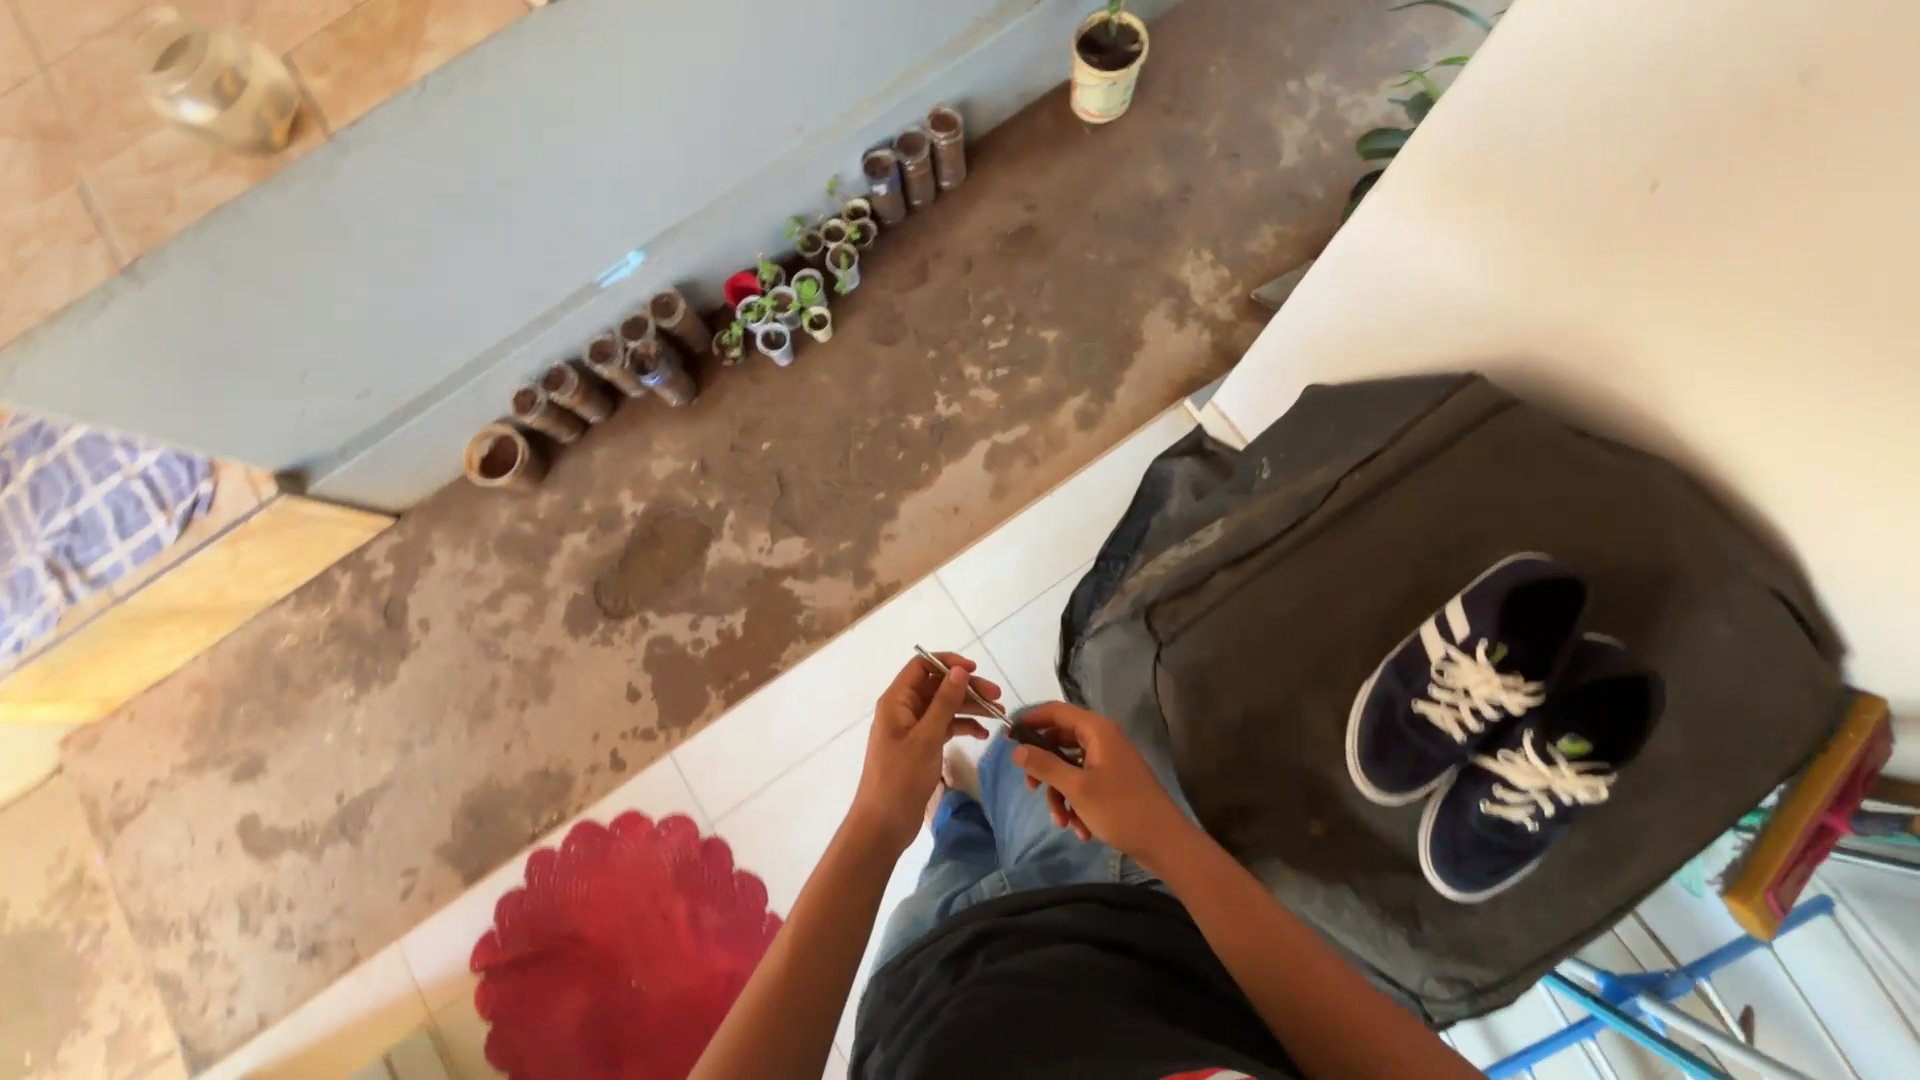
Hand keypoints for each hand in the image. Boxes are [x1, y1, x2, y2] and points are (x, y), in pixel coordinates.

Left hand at [847, 652, 998, 853]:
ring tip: (999, 714)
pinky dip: (964, 726)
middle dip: (967, 688)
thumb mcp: (926, 738)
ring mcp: (913, 729)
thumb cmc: (900, 779)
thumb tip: (960, 670)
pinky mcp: (922, 747)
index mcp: (897, 700)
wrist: (883, 824)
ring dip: (970, 707)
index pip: (922, 666)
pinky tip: (983, 733)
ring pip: (945, 707)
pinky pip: (945, 727)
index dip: (947, 662)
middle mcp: (904, 709)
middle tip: (997, 695)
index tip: (974, 670)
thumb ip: (944, 702)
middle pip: (938, 686)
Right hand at [1012, 703, 1196, 867]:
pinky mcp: (1112, 782)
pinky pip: (1084, 784)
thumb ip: (1045, 765)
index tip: (1008, 737)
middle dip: (1045, 768)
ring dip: (1061, 795)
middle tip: (1031, 787)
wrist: (1165, 842)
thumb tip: (1017, 749)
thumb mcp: (1077, 788)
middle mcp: (1103, 739)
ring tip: (1062, 821)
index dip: (1030, 720)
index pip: (1055, 711)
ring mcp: (1109, 761)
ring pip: (1070, 768)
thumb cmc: (1120, 809)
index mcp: (1097, 730)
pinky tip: (1079, 829)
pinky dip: (1076, 804)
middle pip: (1060, 741)